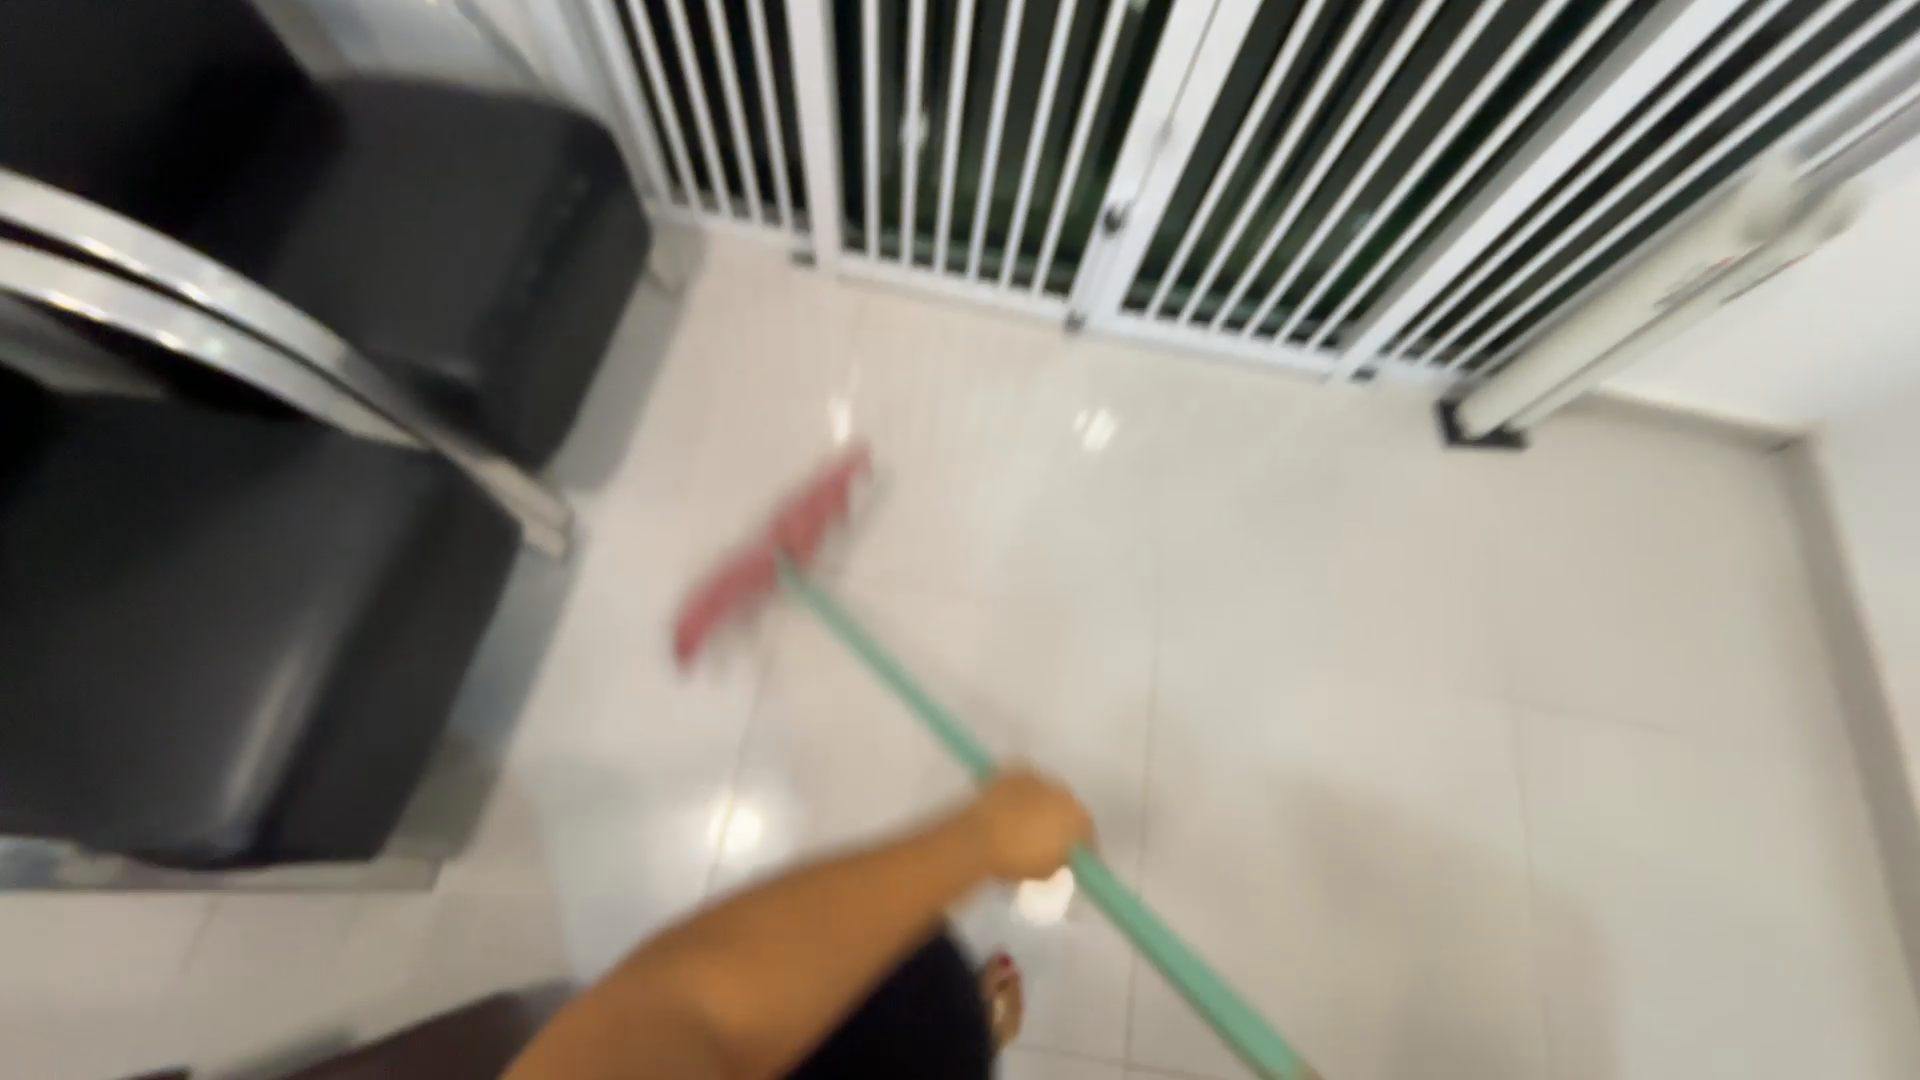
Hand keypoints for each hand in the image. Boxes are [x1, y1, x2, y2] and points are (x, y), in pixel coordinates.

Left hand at [954, 767, 1093, 881]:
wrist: (980, 837)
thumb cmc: (1017, 860)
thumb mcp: (1048, 871)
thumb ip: (1061, 860)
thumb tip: (1060, 855)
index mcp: (1077, 817)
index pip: (1088, 830)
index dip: (1082, 844)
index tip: (1074, 856)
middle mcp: (1063, 792)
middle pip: (1068, 806)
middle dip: (1062, 820)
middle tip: (1049, 837)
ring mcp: (1038, 777)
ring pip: (1047, 792)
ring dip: (1042, 804)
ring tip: (1026, 820)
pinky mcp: (1015, 770)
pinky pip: (1025, 783)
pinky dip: (1022, 792)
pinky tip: (1012, 805)